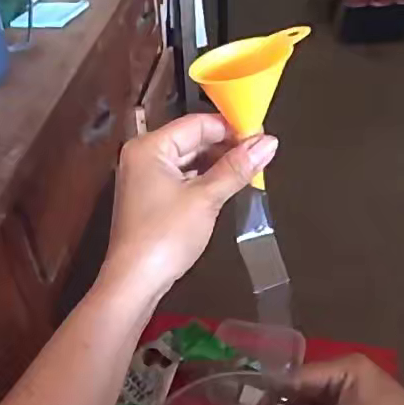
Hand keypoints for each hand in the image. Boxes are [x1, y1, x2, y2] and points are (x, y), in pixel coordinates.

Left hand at [99, 114, 275, 300]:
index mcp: (149, 147)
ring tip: (249, 170)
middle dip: (225, 147)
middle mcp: (141, 157)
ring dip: (216, 165)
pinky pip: (180, 180)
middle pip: (191, 140)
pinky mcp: (148, 201)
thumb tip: (269, 143)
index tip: (263, 137)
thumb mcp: (206, 198)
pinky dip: (202, 181)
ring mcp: (142, 180)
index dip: (231, 127)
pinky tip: (225, 186)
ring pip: (187, 161)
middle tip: (261, 155)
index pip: (197, 123)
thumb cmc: (164, 236)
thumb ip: (236, 168)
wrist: (135, 281)